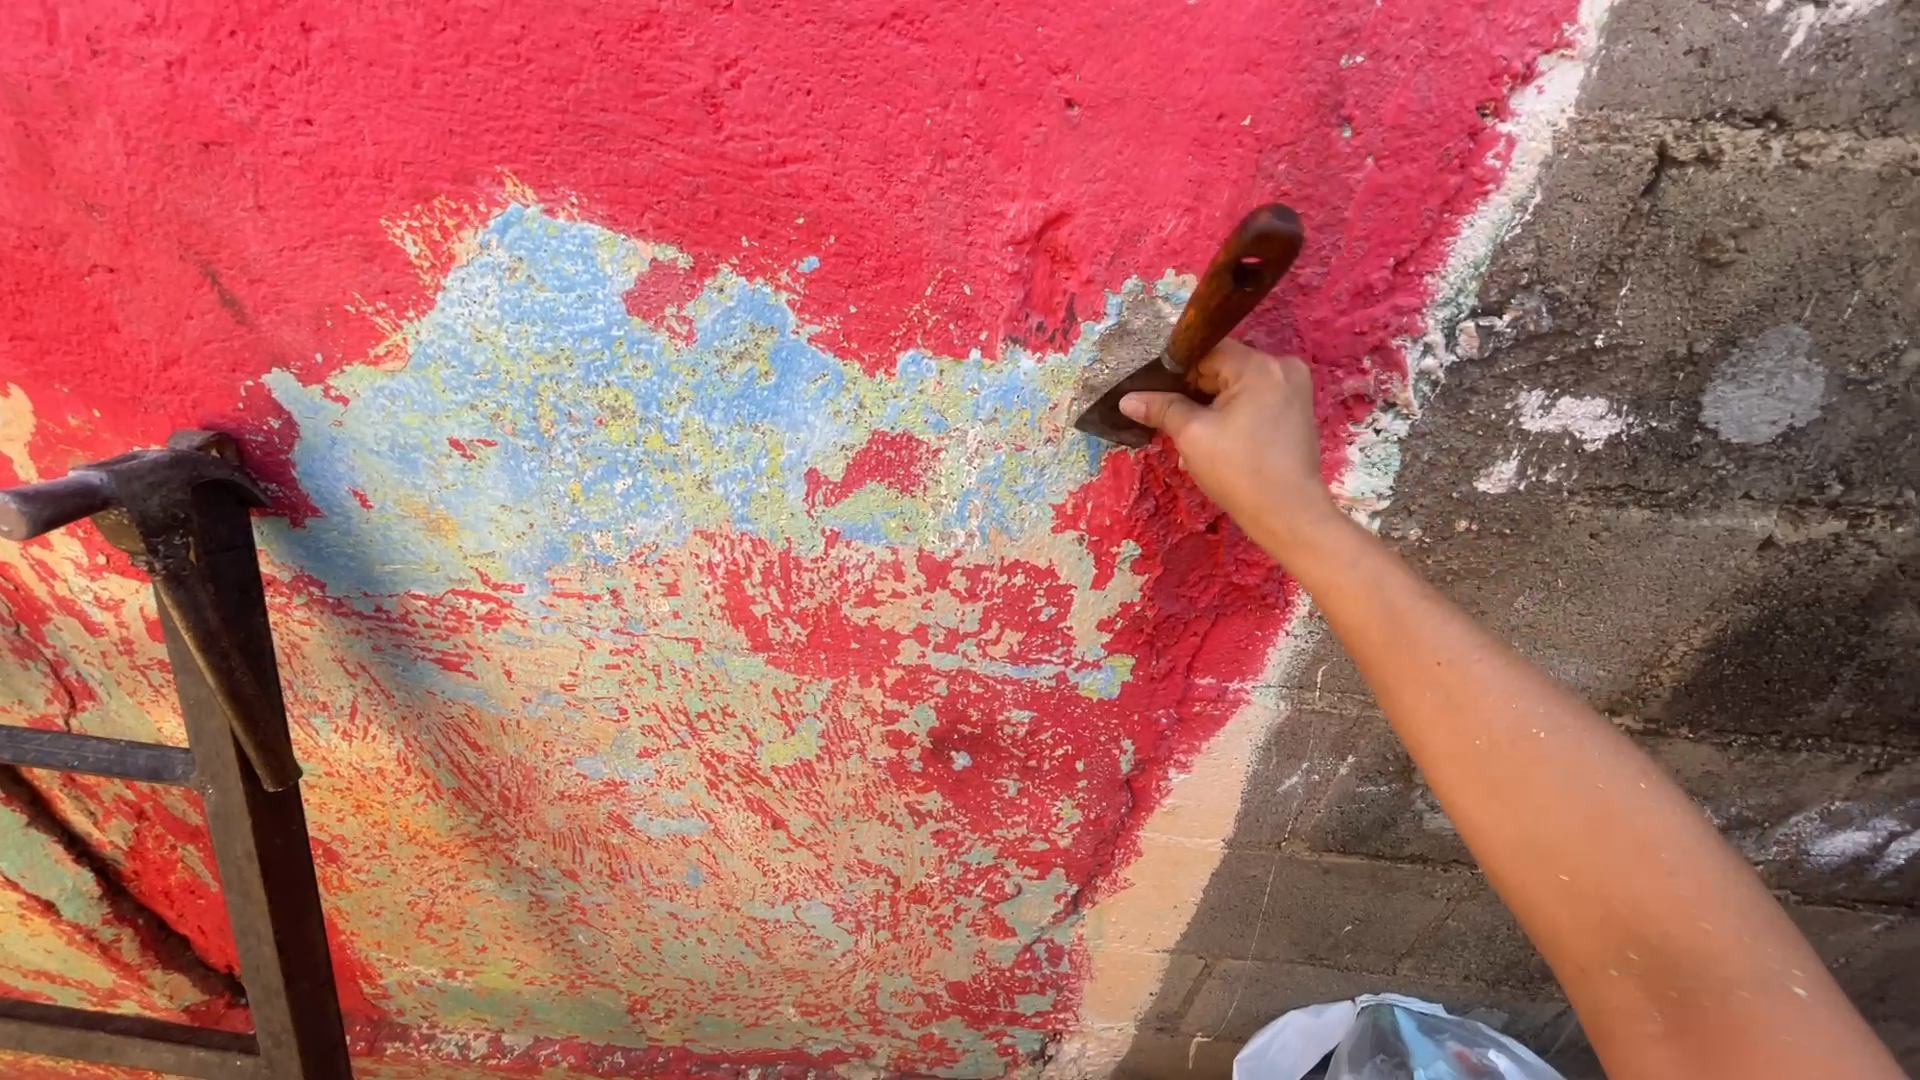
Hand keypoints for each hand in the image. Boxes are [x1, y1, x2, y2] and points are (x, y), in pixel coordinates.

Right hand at [1119, 339, 1341, 558]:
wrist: (1287, 514)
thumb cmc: (1238, 470)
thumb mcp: (1192, 435)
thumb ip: (1161, 409)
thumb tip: (1127, 399)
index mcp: (1260, 366)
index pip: (1207, 351)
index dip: (1177, 371)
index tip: (1154, 395)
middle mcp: (1283, 367)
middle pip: (1223, 368)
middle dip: (1193, 393)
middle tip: (1168, 421)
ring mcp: (1294, 389)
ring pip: (1236, 386)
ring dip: (1210, 407)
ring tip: (1189, 436)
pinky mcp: (1295, 410)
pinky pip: (1253, 400)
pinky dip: (1231, 414)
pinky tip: (1214, 440)